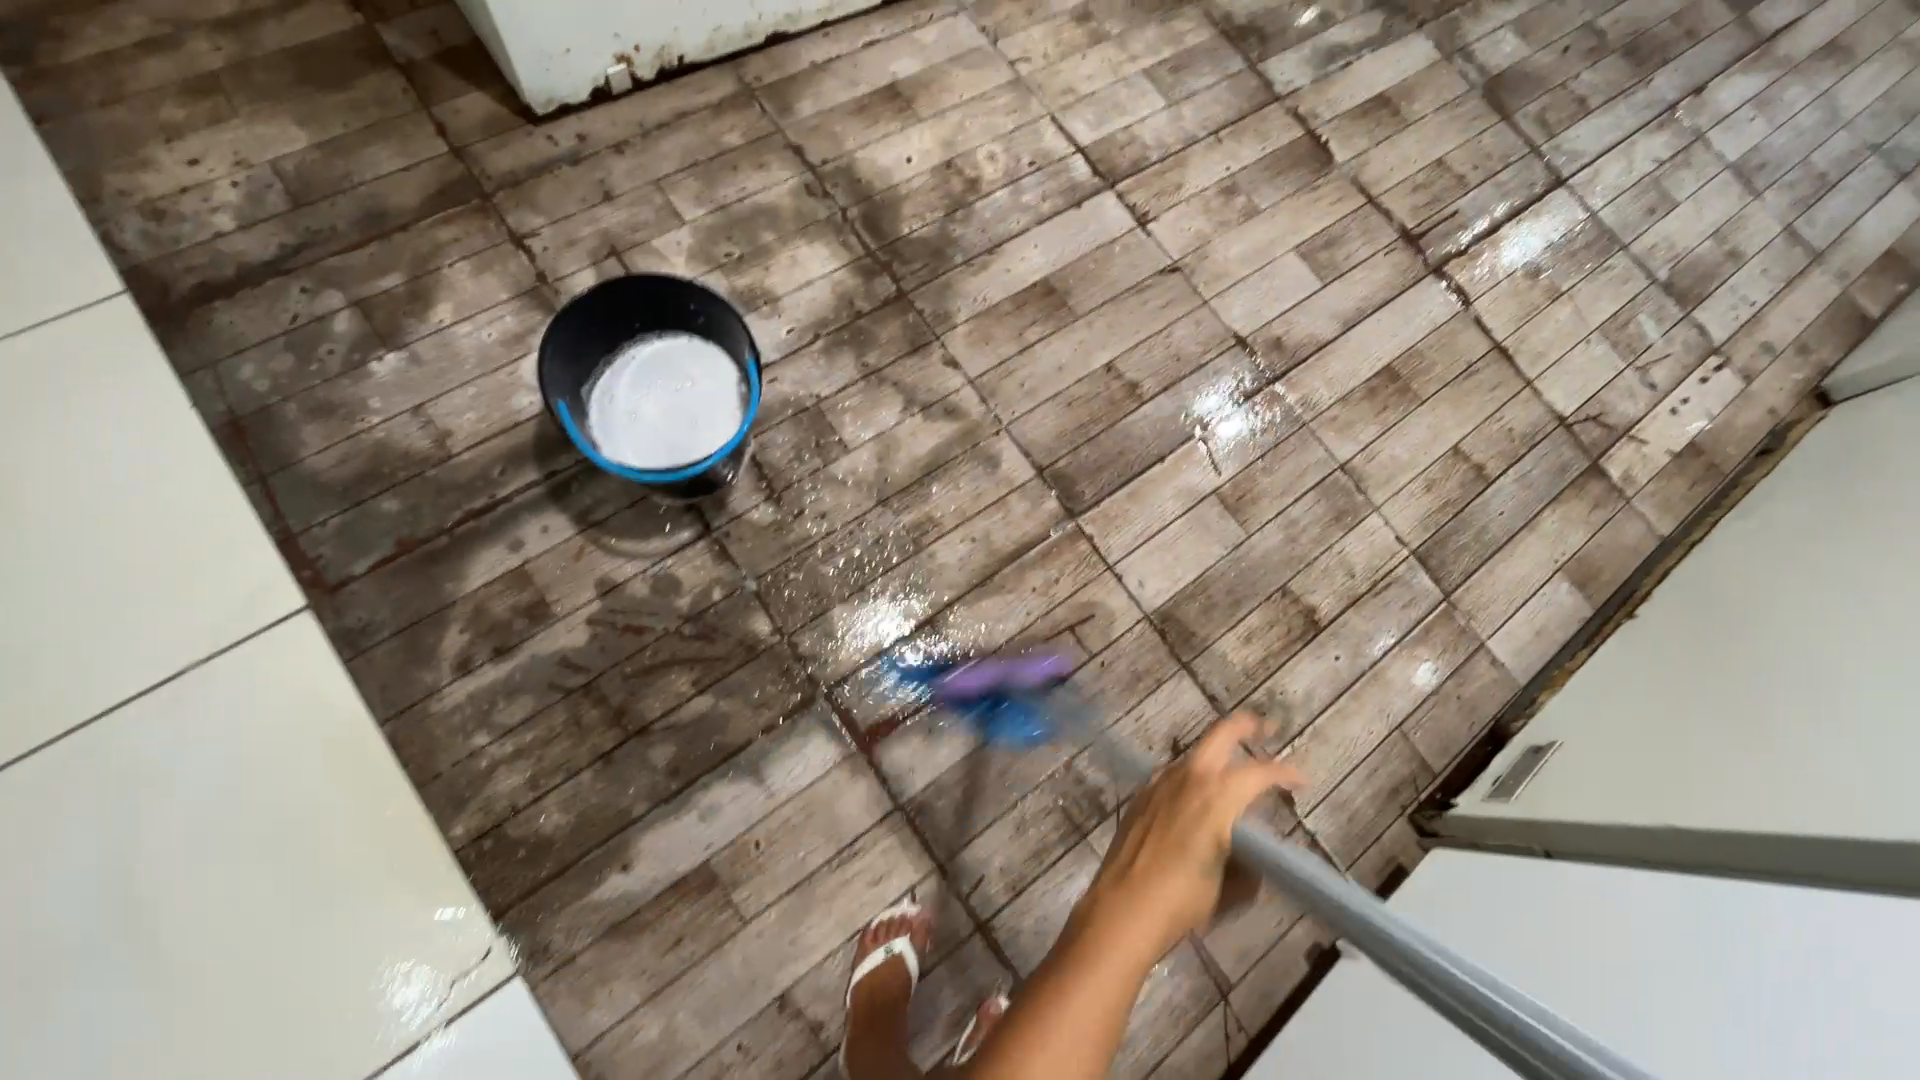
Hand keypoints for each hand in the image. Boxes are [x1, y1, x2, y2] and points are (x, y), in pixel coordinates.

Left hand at [1066, 712, 1303, 962]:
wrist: (1124, 907)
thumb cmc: (1183, 899)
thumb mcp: (1229, 886)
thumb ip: (1246, 866)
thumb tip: (1251, 861)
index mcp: (1217, 794)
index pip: (1260, 772)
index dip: (1285, 773)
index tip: (1301, 780)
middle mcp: (1188, 777)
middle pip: (1221, 733)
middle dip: (1246, 726)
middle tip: (1265, 729)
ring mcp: (1159, 782)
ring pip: (1193, 753)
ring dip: (1215, 752)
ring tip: (1231, 767)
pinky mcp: (1140, 795)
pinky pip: (1172, 773)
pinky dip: (1191, 774)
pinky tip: (1194, 794)